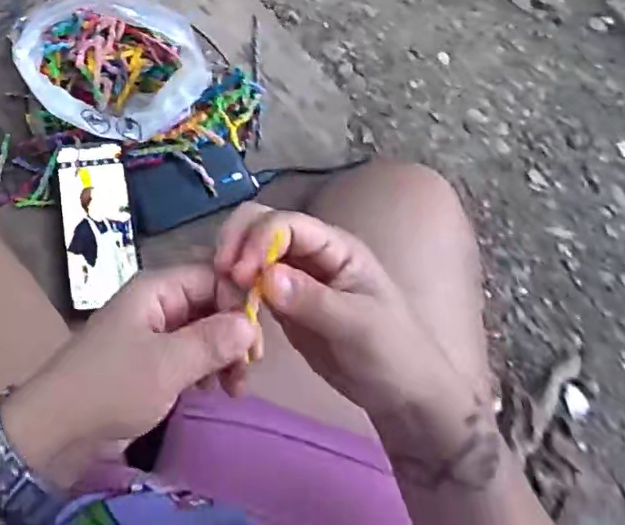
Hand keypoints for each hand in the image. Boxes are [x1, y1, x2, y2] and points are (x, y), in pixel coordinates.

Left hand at [0, 266, 257, 481]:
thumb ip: (211, 341)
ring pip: (202, 329)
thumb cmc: (114, 385)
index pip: (210, 276)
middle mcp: (155, 301)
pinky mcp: (150, 357)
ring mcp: (152, 329)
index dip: (238, 302)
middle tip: (249, 372)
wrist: (61, 422)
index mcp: (155, 288)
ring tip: (234, 389)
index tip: (257, 343)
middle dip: (233, 333)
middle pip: (209, 302)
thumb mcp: (168, 365)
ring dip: (223, 354)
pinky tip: (215, 390)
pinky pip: (189, 351)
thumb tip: (251, 323)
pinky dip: (206, 367)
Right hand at [214, 206, 467, 424]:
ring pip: (245, 249)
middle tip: (221, 276)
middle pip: (257, 224)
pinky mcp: (278, 296)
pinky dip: (233, 290)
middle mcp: (308, 249)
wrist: (403, 400)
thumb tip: (265, 276)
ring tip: (226, 299)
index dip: (256, 239)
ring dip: (229, 267)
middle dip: (235, 243)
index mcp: (333, 245)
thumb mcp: (360, 328)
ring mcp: (291, 271)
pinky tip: (232, 312)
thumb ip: (312, 300)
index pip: (284, 223)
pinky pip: (246, 280)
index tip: (238, 273)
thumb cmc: (394, 356)